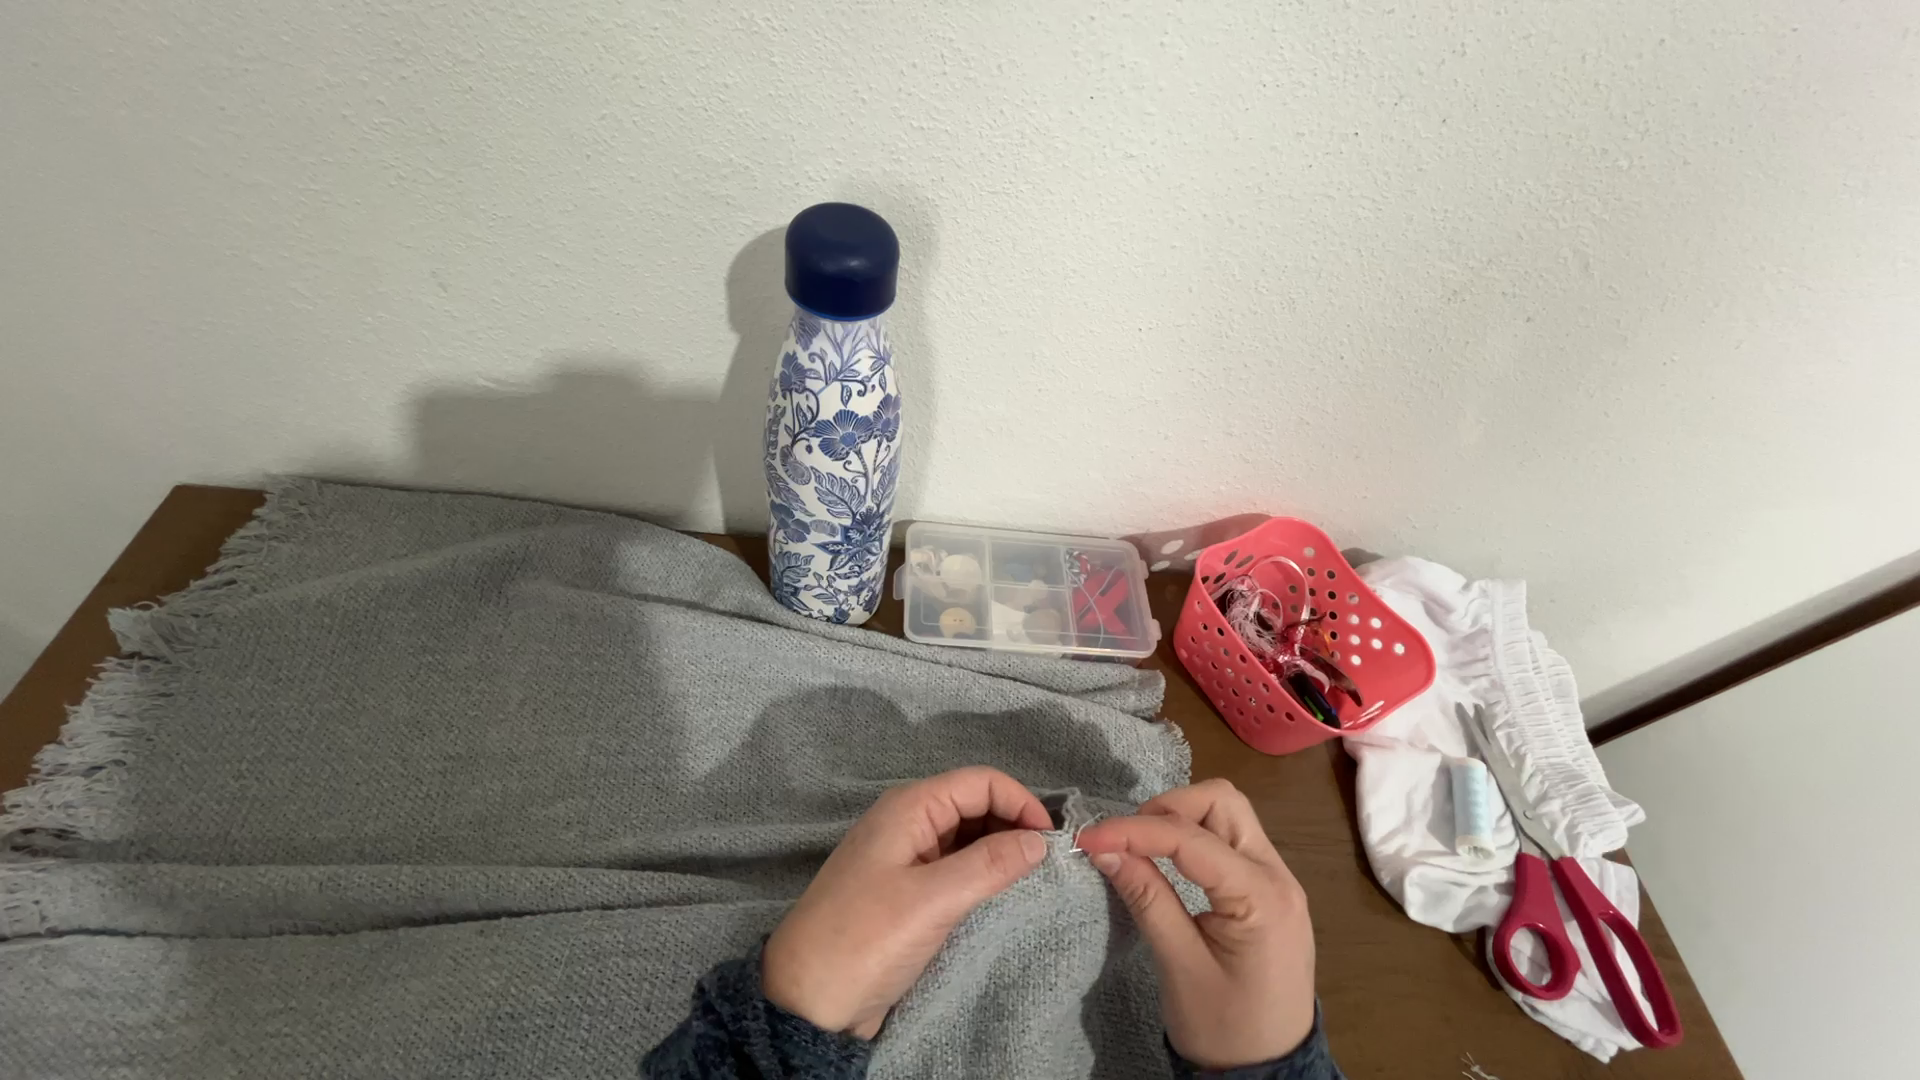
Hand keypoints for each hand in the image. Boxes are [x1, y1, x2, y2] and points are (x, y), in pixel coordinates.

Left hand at [761, 766, 1051, 1038]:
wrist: (805, 1001)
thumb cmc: (865, 938)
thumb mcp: (931, 900)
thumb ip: (988, 865)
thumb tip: (1040, 840)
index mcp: (910, 806)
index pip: (980, 782)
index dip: (1020, 802)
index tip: (1052, 842)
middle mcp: (910, 821)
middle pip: (975, 804)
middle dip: (1013, 825)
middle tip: (1049, 865)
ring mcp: (907, 855)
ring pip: (968, 836)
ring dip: (1000, 851)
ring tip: (1034, 881)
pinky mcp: (908, 888)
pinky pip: (955, 866)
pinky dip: (982, 874)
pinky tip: (1003, 896)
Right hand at [1076, 779, 1316, 1070]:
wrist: (1271, 1076)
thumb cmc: (1225, 1028)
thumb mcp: (1178, 965)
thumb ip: (1145, 896)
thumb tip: (1103, 847)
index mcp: (1262, 897)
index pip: (1190, 838)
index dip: (1133, 830)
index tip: (1089, 838)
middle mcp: (1278, 874)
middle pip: (1221, 802)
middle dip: (1166, 808)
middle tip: (1127, 839)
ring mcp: (1278, 877)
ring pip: (1227, 811)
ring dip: (1181, 816)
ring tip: (1143, 846)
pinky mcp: (1269, 886)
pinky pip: (1231, 836)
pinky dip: (1194, 833)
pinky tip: (1168, 857)